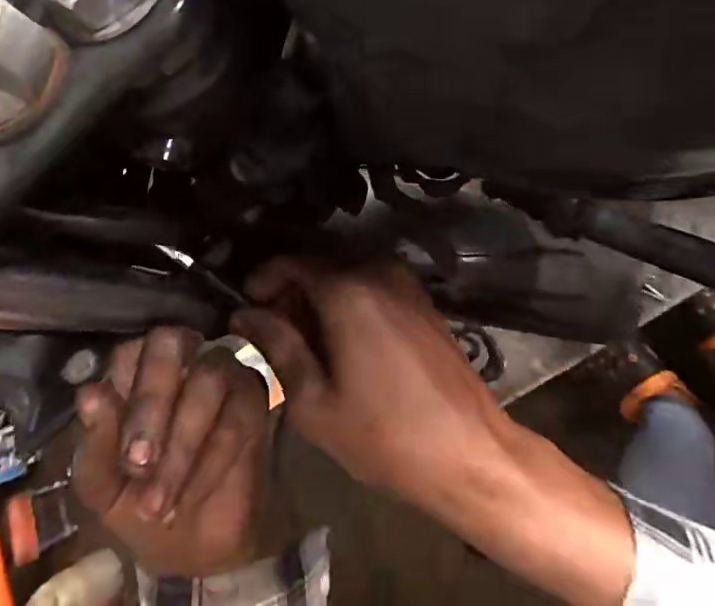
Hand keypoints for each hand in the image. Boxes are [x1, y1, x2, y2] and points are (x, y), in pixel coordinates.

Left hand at [72, 328, 273, 575]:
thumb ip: (95, 445)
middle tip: (138, 464)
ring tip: (159, 503)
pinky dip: (209, 463)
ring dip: (180, 444)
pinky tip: (188, 500)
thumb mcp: (105, 489)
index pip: (128, 354)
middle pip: (170, 343)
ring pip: (207, 378)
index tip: (121, 457)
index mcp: (134, 373)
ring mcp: (220, 373)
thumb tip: (89, 395)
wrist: (192, 547)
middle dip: (151, 401)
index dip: (121, 397)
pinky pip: (237, 417)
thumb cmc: (139, 502)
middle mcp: (180, 359)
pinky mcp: (252, 401)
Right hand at [232, 258, 638, 605]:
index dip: (262, 282)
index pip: (290, 263)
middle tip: (273, 337)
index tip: (246, 311)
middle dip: (289, 295)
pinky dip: (347, 304)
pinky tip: (342, 346)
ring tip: (305, 348)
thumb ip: (277, 346)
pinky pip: (370, 286)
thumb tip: (245, 314)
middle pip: (317, 266)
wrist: (469, 451)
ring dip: (318, 301)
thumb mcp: (314, 401)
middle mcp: (377, 270)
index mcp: (348, 288)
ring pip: (344, 275)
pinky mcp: (421, 298)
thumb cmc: (385, 434)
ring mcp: (404, 281)